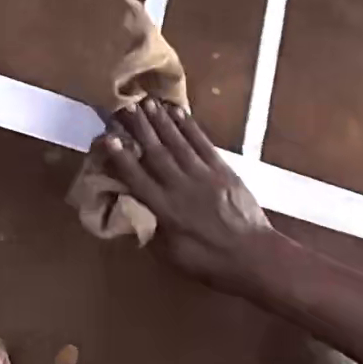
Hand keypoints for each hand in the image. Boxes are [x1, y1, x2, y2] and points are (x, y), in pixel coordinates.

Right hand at [99, 98, 284, 297]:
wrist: (253, 256)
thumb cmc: (209, 262)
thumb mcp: (172, 256)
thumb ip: (152, 231)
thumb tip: (133, 212)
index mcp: (165, 210)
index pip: (137, 179)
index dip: (122, 158)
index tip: (109, 138)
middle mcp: (180, 187)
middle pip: (155, 152)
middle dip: (139, 128)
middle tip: (125, 106)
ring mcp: (203, 175)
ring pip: (177, 142)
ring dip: (161, 121)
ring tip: (146, 101)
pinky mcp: (222, 170)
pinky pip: (202, 143)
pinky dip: (189, 126)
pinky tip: (178, 112)